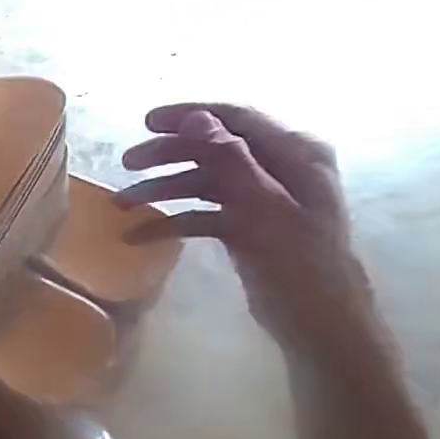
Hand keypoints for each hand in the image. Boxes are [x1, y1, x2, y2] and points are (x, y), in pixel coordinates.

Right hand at [117, 103, 378, 358]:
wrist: (318, 322)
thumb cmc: (300, 262)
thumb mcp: (264, 207)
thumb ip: (231, 159)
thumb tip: (196, 118)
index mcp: (293, 152)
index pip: (234, 119)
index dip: (188, 116)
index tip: (145, 122)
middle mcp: (276, 168)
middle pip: (212, 150)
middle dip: (167, 156)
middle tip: (126, 164)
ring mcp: (259, 199)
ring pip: (203, 183)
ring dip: (163, 191)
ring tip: (121, 205)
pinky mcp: (245, 227)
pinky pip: (203, 215)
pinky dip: (174, 223)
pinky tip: (139, 237)